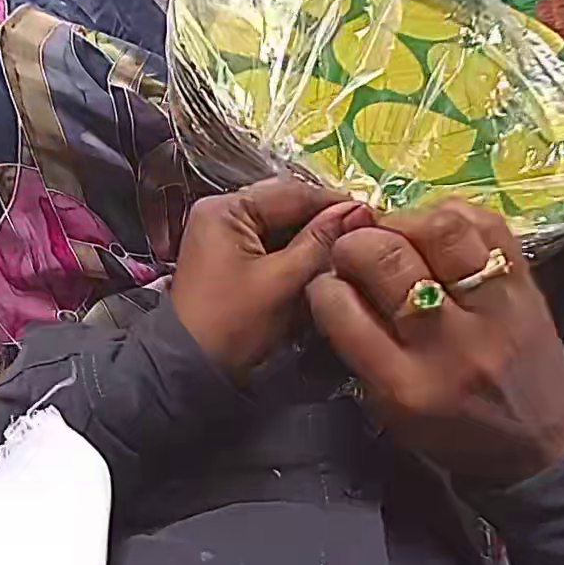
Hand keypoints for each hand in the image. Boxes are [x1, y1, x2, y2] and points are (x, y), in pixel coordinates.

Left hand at [173, 178, 372, 379]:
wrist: (189, 372)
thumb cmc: (234, 325)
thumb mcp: (283, 282)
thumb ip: (320, 242)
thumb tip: (358, 211)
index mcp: (226, 208)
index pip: (292, 192)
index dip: (335, 203)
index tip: (374, 216)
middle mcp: (221, 212)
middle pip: (285, 207)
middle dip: (324, 221)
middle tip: (365, 235)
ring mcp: (223, 236)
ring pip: (280, 227)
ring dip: (312, 238)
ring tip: (349, 249)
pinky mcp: (228, 259)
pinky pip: (270, 246)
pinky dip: (295, 253)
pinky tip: (320, 263)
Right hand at [306, 200, 563, 482]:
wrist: (542, 449)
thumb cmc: (453, 434)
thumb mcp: (390, 411)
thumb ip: (359, 348)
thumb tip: (336, 282)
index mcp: (406, 387)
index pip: (344, 311)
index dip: (324, 286)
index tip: (327, 282)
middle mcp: (452, 344)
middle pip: (389, 260)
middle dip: (356, 243)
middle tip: (354, 248)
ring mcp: (495, 309)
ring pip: (442, 230)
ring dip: (405, 220)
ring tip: (396, 233)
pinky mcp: (527, 287)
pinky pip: (488, 225)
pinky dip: (454, 215)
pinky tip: (439, 231)